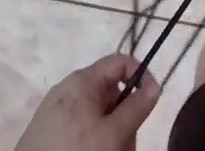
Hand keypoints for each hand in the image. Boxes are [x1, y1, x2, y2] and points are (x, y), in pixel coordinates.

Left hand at [13, 54, 159, 150]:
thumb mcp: (112, 134)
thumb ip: (136, 108)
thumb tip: (154, 86)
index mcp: (81, 80)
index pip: (121, 62)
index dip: (142, 76)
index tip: (152, 100)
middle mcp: (68, 89)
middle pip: (110, 93)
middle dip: (124, 116)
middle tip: (127, 142)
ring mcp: (57, 111)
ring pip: (98, 115)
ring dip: (111, 133)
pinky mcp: (49, 131)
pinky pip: (82, 128)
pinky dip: (94, 141)